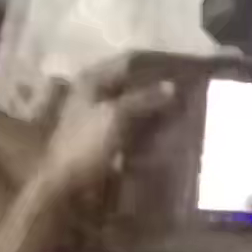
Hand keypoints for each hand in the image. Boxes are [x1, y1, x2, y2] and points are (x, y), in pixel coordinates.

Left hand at [36, 56, 176, 195]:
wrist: (65, 188)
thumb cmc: (85, 146)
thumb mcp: (115, 115)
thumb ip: (143, 98)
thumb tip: (173, 85)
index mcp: (91, 81)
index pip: (127, 62)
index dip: (152, 65)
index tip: (181, 69)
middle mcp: (93, 96)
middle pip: (130, 87)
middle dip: (156, 91)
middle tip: (186, 94)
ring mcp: (98, 122)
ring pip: (132, 110)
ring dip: (153, 114)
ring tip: (182, 115)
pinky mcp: (105, 145)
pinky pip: (131, 133)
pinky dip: (146, 134)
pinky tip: (166, 137)